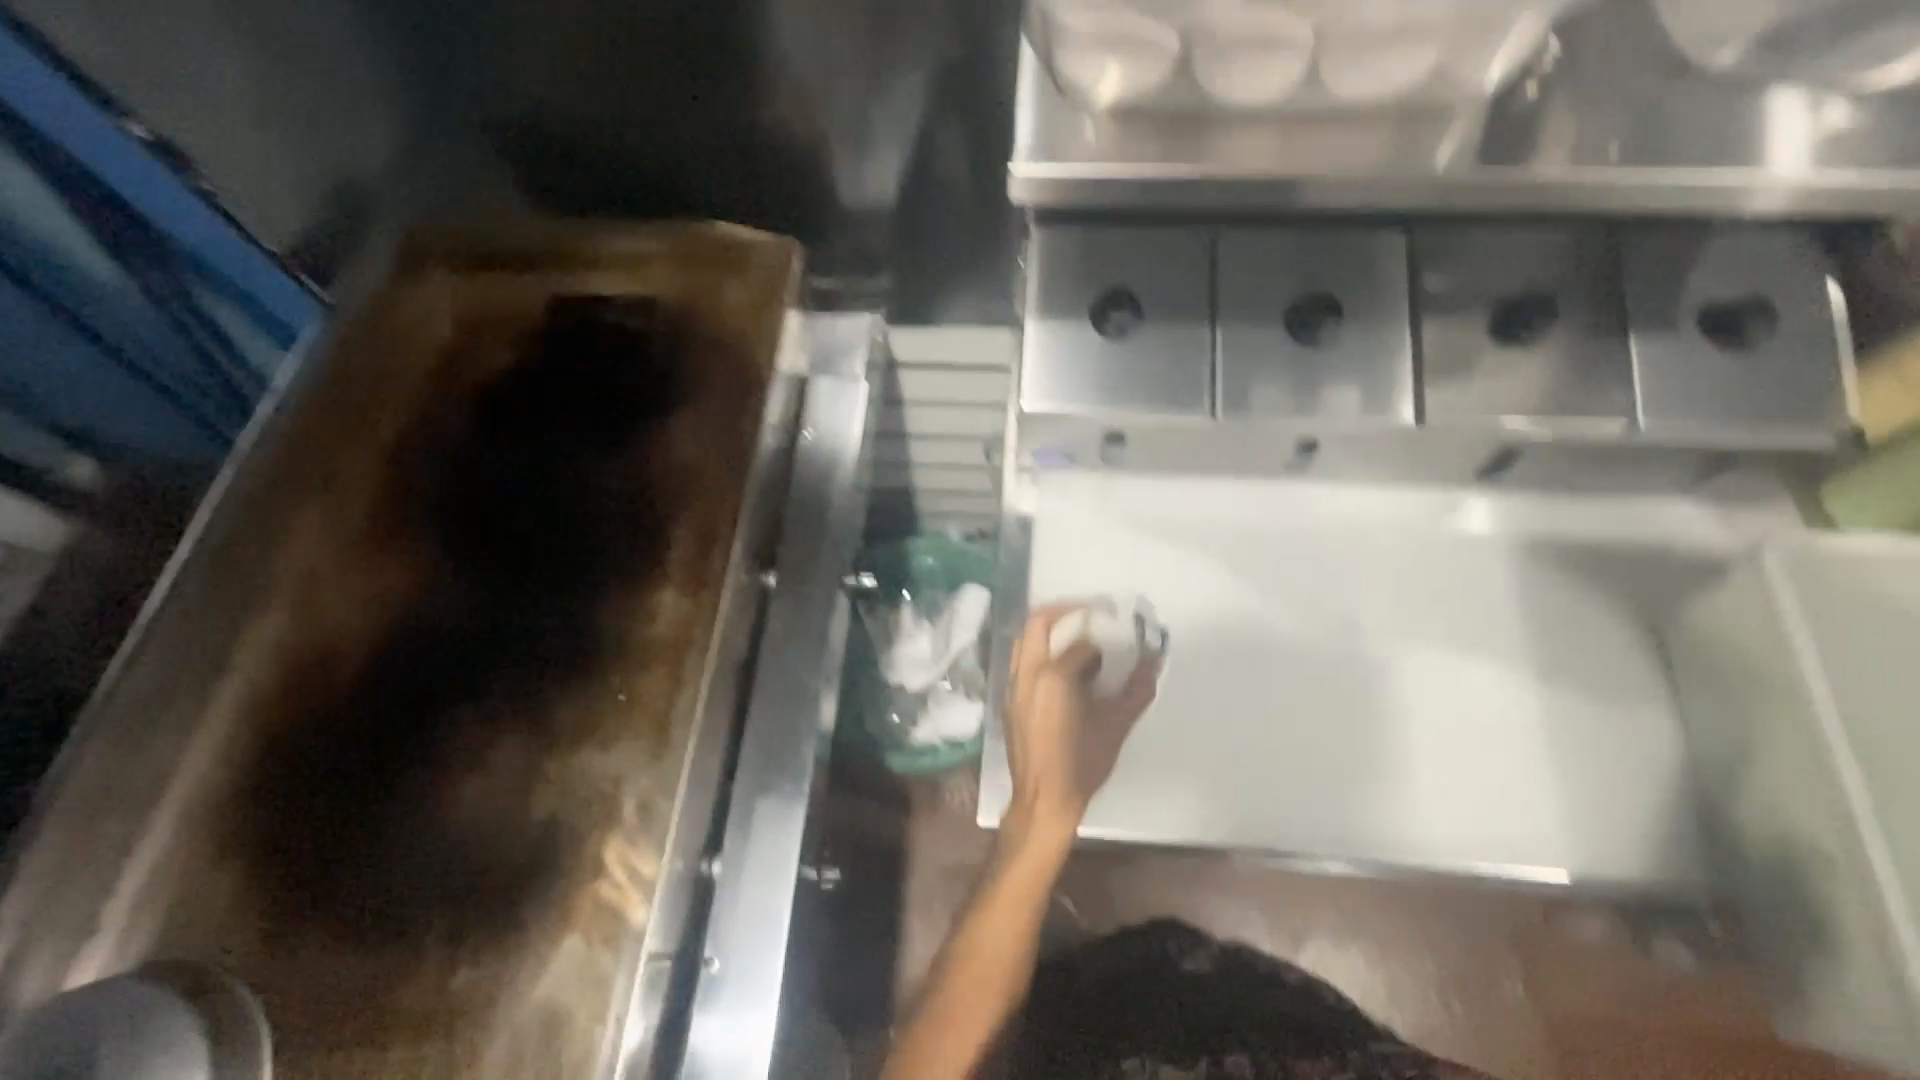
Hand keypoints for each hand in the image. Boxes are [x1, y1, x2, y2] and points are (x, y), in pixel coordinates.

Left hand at [1002, 604, 1160, 846]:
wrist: (1043, 801)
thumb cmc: (1082, 764)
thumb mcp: (1117, 726)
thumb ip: (1136, 689)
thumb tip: (1154, 660)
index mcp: (1053, 677)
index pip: (1080, 640)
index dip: (1101, 631)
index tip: (1117, 628)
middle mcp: (1027, 674)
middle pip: (1038, 622)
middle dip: (1064, 611)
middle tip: (1090, 613)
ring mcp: (1012, 687)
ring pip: (1025, 641)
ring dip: (1048, 631)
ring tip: (1077, 638)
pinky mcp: (1009, 701)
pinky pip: (1021, 662)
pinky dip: (1040, 653)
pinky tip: (1064, 670)